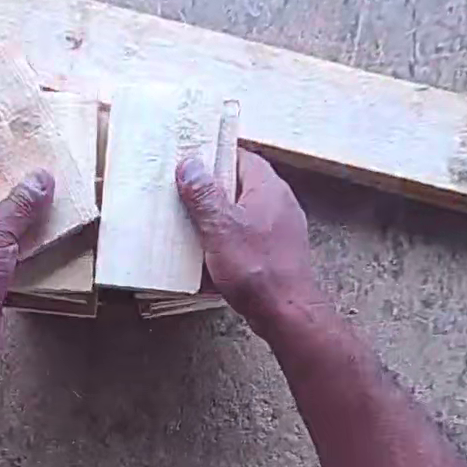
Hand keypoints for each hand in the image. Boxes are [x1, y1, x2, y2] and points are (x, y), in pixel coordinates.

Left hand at [0, 170, 54, 347]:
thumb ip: (21, 203)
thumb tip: (42, 176)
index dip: (1, 167)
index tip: (30, 159)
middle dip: (22, 200)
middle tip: (56, 185)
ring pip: (6, 234)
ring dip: (28, 230)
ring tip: (61, 212)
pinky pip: (11, 260)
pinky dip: (27, 256)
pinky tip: (51, 247)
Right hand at [177, 150, 328, 337]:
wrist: (285, 310)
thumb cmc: (255, 268)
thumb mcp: (221, 229)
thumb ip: (204, 196)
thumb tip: (190, 163)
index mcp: (267, 187)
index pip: (240, 156)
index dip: (214, 155)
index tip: (188, 161)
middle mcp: (278, 202)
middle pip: (240, 184)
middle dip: (211, 189)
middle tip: (181, 194)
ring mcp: (279, 227)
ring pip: (242, 211)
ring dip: (217, 217)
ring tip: (189, 224)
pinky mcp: (275, 250)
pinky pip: (246, 235)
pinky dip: (227, 239)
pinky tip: (209, 253)